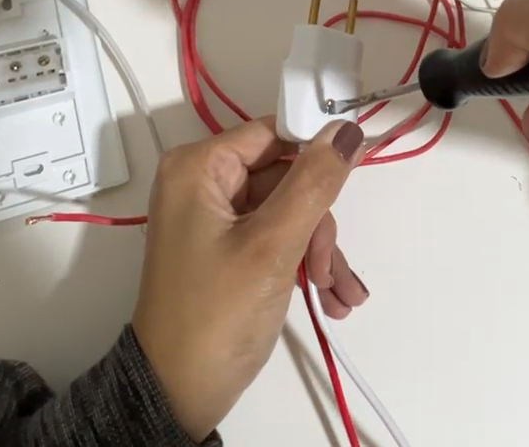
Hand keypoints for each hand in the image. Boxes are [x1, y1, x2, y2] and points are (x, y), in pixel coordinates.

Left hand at [133, 118, 368, 440]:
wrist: (177, 398)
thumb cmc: (216, 315)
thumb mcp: (272, 245)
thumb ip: (314, 182)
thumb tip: (347, 130)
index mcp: (199, 167)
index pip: (273, 132)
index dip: (315, 151)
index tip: (351, 177)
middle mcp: (204, 182)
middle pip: (286, 174)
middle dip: (318, 221)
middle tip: (327, 268)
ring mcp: (217, 217)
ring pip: (290, 208)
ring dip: (319, 249)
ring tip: (334, 293)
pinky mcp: (229, 247)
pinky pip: (279, 234)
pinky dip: (305, 261)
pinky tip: (330, 297)